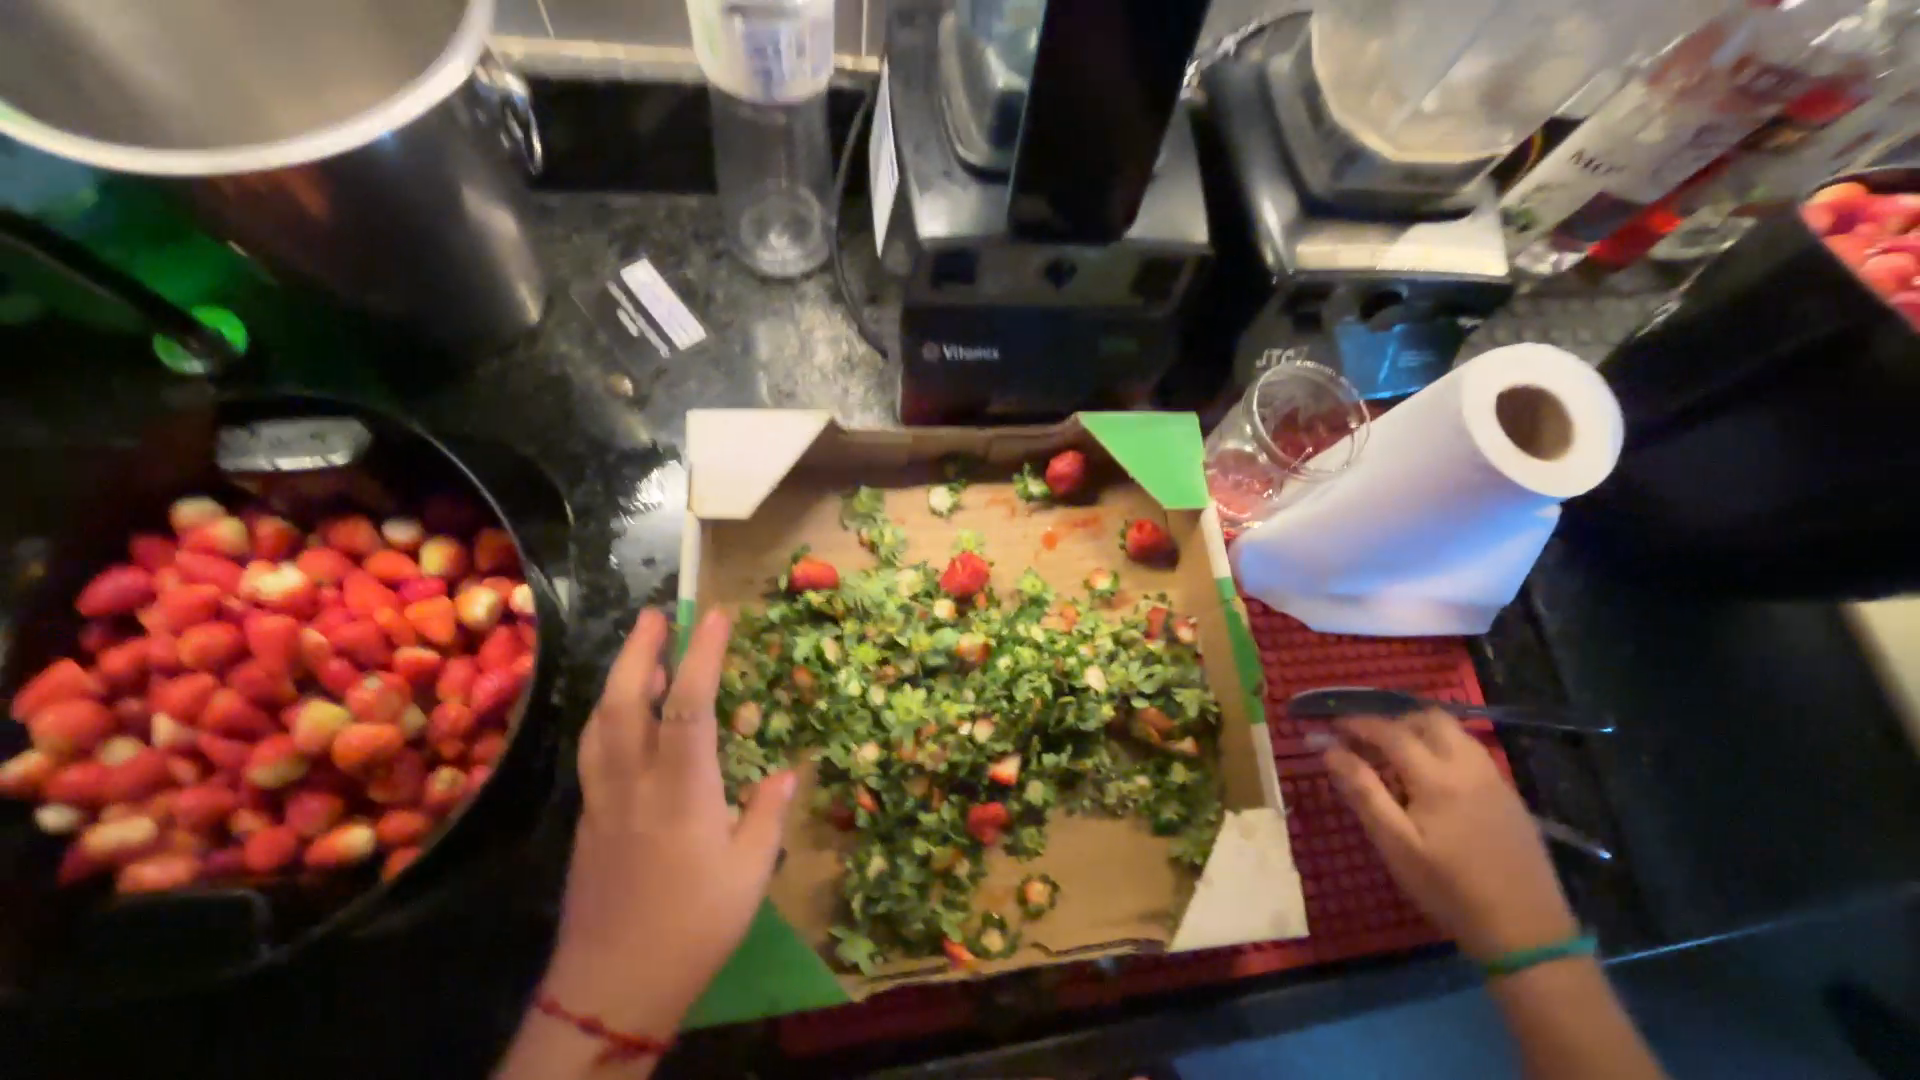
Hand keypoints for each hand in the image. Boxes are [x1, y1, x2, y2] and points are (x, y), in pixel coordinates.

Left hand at [543, 608, 795, 1033]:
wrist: (611, 987)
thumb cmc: (693, 930)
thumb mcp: (749, 877)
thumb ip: (767, 816)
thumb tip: (786, 771)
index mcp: (681, 794)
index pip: (688, 707)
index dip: (702, 655)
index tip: (715, 617)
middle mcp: (634, 785)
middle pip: (625, 701)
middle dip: (640, 650)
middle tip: (657, 612)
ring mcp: (603, 801)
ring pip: (600, 723)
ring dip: (618, 677)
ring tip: (640, 651)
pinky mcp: (588, 821)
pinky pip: (593, 750)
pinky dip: (607, 716)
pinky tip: (621, 717)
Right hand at [1323, 710, 1575, 961]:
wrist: (1526, 931)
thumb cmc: (1449, 889)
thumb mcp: (1396, 845)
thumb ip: (1363, 792)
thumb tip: (1330, 752)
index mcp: (1438, 777)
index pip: (1392, 732)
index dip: (1359, 724)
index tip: (1332, 726)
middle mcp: (1469, 767)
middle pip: (1431, 719)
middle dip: (1395, 720)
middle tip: (1368, 741)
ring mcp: (1495, 780)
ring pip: (1456, 733)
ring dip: (1422, 733)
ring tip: (1397, 758)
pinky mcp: (1510, 797)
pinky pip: (1472, 754)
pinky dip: (1444, 750)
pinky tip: (1432, 782)